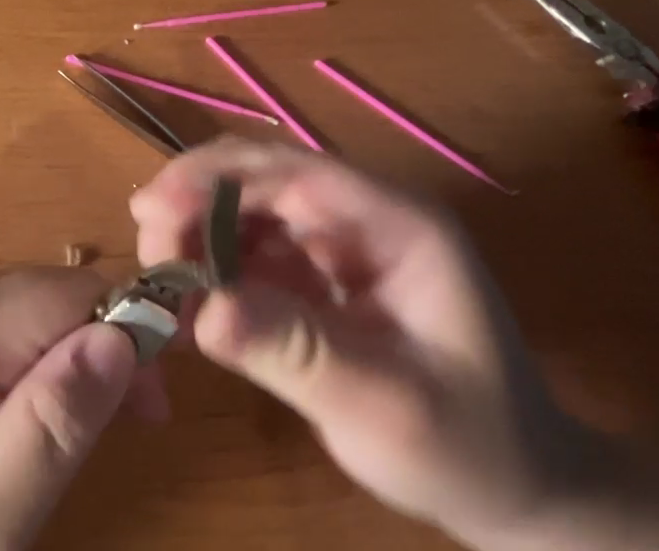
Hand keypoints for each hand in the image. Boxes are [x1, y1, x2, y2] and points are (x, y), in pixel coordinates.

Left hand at [0, 269, 163, 550]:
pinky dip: (44, 355)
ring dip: (81, 354)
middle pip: (65, 291)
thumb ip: (57, 418)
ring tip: (84, 430)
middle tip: (130, 426)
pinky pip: (13, 320)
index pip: (86, 289)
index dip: (136, 335)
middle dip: (111, 346)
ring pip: (44, 305)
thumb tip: (124, 337)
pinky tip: (38, 410)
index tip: (151, 407)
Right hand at [132, 138, 585, 539]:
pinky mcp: (312, 276)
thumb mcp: (383, 407)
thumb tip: (203, 310)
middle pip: (259, 178)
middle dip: (193, 201)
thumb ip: (294, 353)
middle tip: (146, 251)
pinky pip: (245, 251)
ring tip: (159, 282)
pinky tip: (185, 302)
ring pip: (243, 208)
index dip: (217, 179)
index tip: (153, 208)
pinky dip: (207, 268)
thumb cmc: (467, 447)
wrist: (513, 486)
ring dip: (193, 234)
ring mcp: (334, 245)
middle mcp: (361, 219)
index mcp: (397, 225)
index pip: (294, 172)